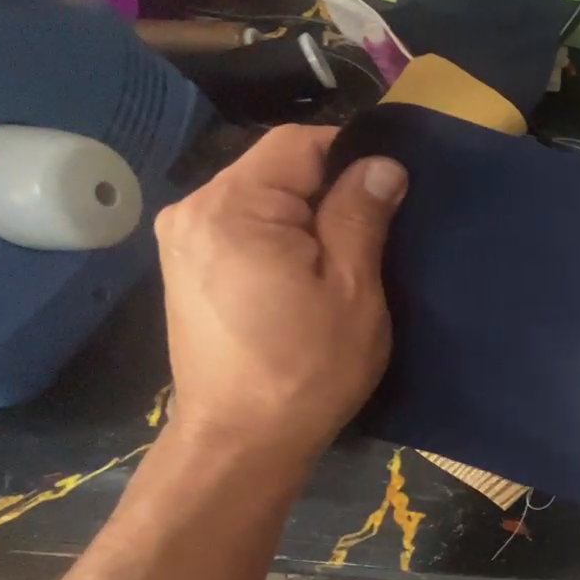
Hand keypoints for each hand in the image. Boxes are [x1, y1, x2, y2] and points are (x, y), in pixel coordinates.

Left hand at [153, 125, 406, 465]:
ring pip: (261, 199)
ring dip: (309, 216)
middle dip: (331, 189)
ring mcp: (184, 238)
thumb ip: (361, 218)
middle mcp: (195, 210)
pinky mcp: (188, 266)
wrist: (244, 436)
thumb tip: (381, 165)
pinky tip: (310, 273)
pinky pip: (244, 226)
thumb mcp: (354, 289)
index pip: (296, 144)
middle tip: (381, 233)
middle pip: (275, 169)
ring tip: (349, 258)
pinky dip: (284, 235)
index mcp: (235, 209)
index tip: (394, 189)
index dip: (351, 154)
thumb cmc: (310, 366)